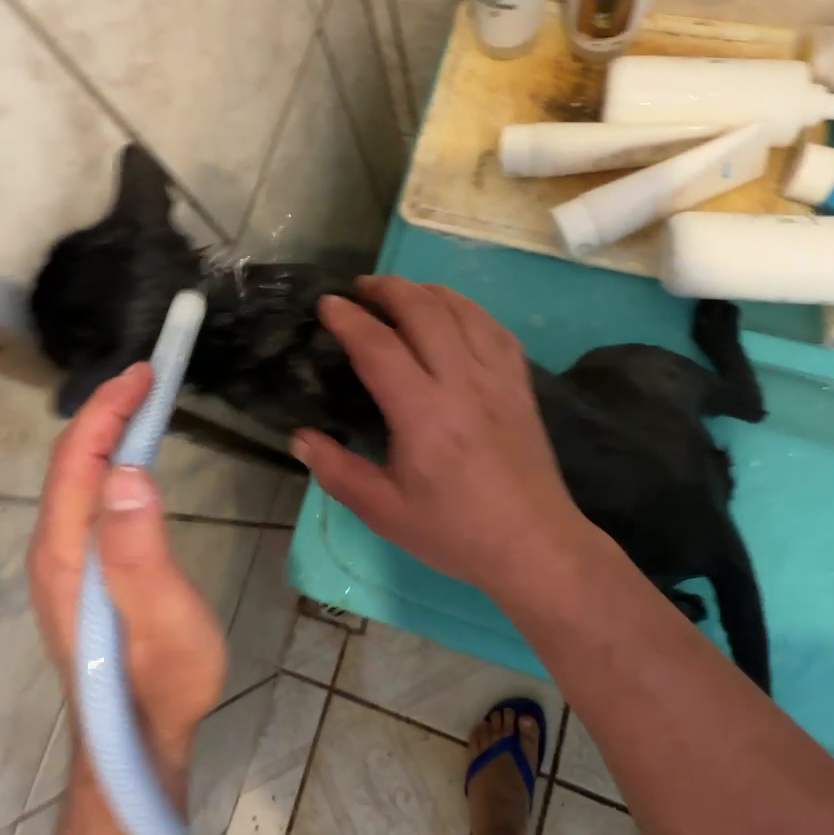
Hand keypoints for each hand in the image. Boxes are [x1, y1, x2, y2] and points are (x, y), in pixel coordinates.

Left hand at [28, 364, 225, 778]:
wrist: (138, 742)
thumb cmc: (161, 680)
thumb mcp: (162, 618)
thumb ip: (138, 549)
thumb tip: (126, 470)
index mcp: (70, 553)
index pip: (77, 461)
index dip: (107, 410)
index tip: (145, 372)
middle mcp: (55, 550)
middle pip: (70, 464)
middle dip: (105, 411)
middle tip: (150, 377)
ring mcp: (64, 564)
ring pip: (76, 479)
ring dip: (105, 433)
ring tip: (145, 403)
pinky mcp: (80, 574)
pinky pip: (87, 499)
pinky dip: (108, 462)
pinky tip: (132, 459)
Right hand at [289, 277, 592, 594]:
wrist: (534, 545)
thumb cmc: (455, 532)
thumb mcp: (385, 511)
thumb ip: (337, 471)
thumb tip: (299, 438)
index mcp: (423, 413)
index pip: (379, 346)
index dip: (349, 319)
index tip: (328, 304)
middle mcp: (461, 382)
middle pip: (423, 309)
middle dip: (387, 288)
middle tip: (360, 289)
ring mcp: (497, 378)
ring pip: (462, 310)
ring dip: (427, 290)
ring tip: (401, 293)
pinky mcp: (520, 384)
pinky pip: (494, 328)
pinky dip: (467, 309)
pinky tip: (454, 314)